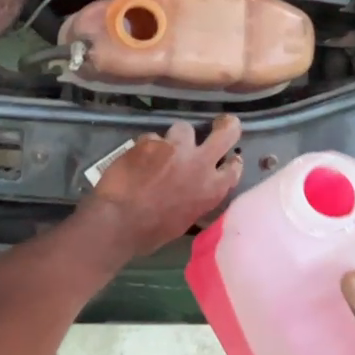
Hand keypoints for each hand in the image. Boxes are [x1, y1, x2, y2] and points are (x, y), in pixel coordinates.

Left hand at [79, 115, 242, 258]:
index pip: (234, 167)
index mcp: (212, 189)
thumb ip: (195, 198)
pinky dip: (146, 147)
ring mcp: (175, 148)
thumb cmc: (152, 231)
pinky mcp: (151, 142)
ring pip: (183, 128)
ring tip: (161, 149)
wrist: (120, 220)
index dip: (232, 161)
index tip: (229, 158)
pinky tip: (135, 159)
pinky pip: (152, 138)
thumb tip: (191, 192)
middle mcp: (200, 163)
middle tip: (221, 123)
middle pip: (226, 132)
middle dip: (226, 125)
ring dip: (174, 138)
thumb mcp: (184, 219)